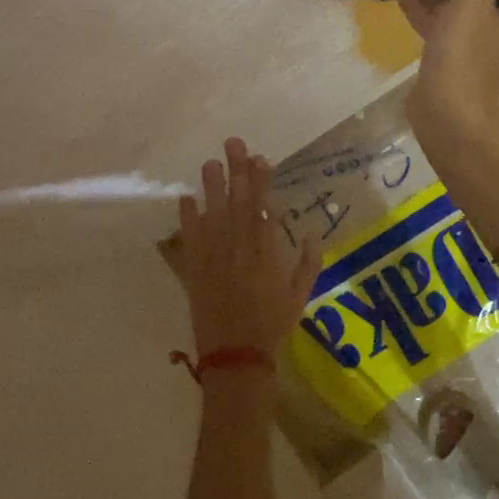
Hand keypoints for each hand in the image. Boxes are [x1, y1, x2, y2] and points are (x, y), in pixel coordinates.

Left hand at [164, 137, 320, 356]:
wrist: (236, 355)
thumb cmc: (273, 324)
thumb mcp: (301, 295)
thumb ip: (308, 262)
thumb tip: (312, 231)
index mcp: (266, 255)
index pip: (263, 209)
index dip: (261, 182)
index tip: (260, 158)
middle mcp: (239, 250)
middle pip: (237, 204)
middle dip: (236, 172)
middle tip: (232, 143)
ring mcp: (214, 259)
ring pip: (213, 215)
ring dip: (211, 188)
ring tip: (209, 163)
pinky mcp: (194, 271)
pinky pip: (189, 239)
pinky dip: (187, 219)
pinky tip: (186, 198)